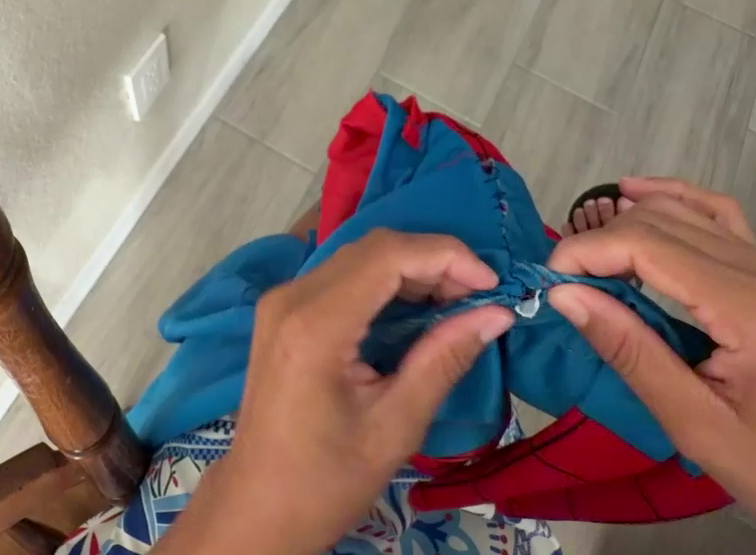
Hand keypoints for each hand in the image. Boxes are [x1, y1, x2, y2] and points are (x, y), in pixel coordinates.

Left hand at [158, 229, 515, 554]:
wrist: (258, 506)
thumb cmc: (327, 479)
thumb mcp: (396, 426)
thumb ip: (444, 359)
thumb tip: (497, 314)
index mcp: (316, 324)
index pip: (387, 255)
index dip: (445, 255)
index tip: (492, 284)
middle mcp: (292, 296)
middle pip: (373, 248)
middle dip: (433, 261)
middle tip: (479, 298)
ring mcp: (282, 299)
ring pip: (358, 256)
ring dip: (411, 268)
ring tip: (456, 303)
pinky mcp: (283, 309)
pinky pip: (342, 275)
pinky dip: (385, 281)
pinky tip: (416, 307)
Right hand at [544, 178, 755, 554]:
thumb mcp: (697, 426)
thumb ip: (629, 350)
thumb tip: (563, 293)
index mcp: (755, 308)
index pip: (646, 245)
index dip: (585, 251)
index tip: (547, 281)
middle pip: (663, 222)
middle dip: (601, 240)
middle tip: (562, 281)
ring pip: (690, 214)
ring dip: (631, 224)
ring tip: (588, 255)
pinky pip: (725, 220)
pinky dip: (678, 204)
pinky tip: (640, 196)